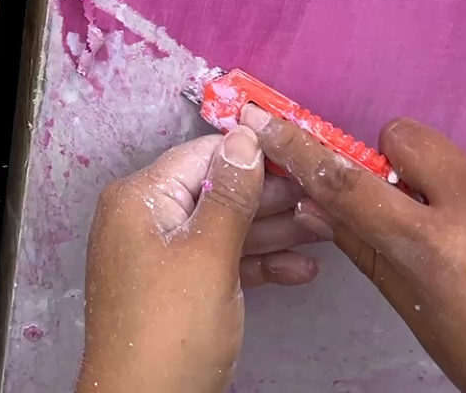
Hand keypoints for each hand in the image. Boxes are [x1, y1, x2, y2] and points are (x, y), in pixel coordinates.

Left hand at [76, 129, 328, 392]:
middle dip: (268, 196)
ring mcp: (160, 254)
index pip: (201, 156)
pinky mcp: (176, 288)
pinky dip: (255, 265)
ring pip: (222, 229)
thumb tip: (244, 137)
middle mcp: (145, 217)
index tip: (300, 153)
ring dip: (271, 230)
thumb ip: (230, 195)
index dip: (250, 153)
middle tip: (322, 197)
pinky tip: (301, 269)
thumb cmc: (172, 329)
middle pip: (214, 191)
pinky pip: (218, 262)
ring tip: (324, 229)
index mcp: (140, 197)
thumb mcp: (208, 255)